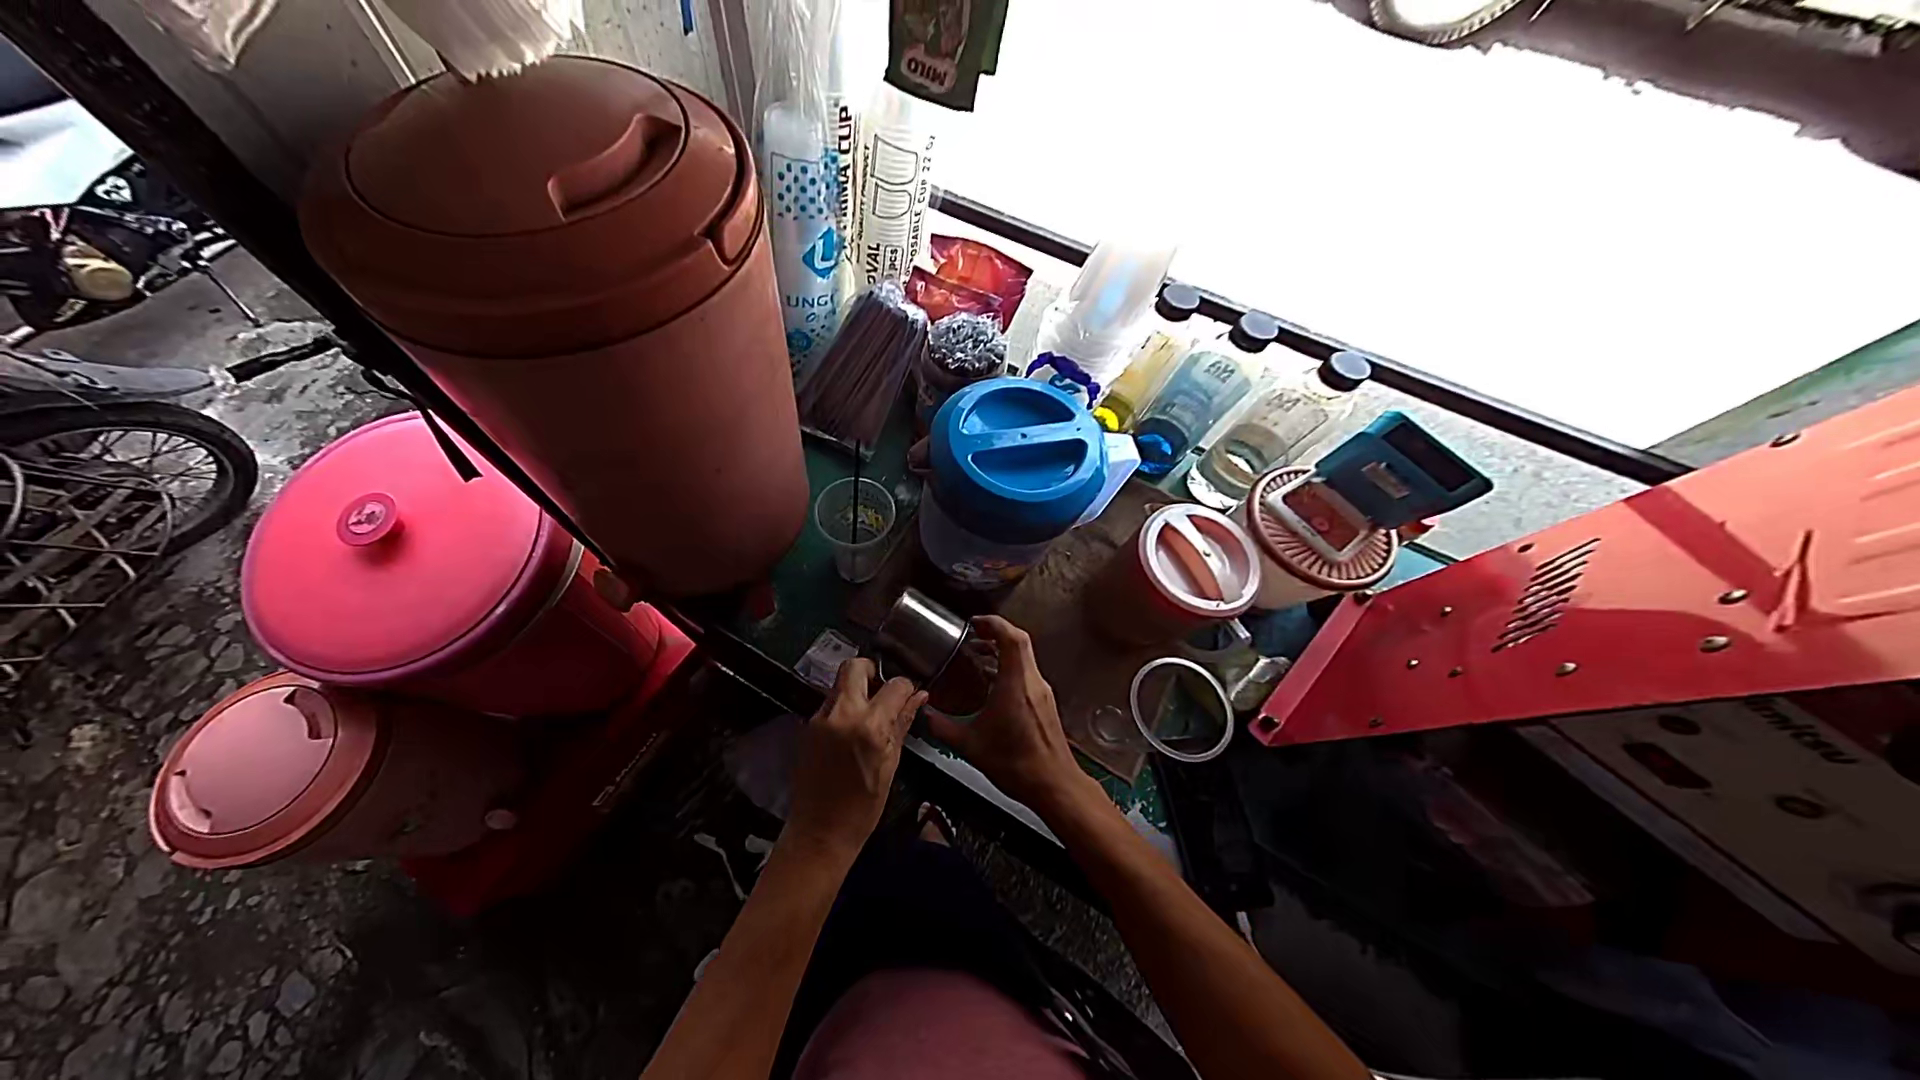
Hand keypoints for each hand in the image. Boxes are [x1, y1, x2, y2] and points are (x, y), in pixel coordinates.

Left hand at [786, 658, 926, 858]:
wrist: (820, 832)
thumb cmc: (861, 807)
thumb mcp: (891, 763)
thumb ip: (902, 723)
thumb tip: (918, 697)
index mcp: (869, 725)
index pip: (895, 684)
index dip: (906, 687)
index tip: (909, 695)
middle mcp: (842, 714)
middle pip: (855, 666)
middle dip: (872, 671)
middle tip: (883, 689)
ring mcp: (820, 719)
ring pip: (840, 684)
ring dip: (856, 690)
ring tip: (869, 715)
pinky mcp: (807, 727)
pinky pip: (829, 704)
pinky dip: (843, 708)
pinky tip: (851, 731)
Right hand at [925, 616, 1090, 811]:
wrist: (1053, 786)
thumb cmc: (1018, 765)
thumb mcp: (970, 745)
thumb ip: (943, 728)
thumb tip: (926, 717)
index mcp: (1017, 684)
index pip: (1012, 637)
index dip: (993, 623)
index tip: (975, 622)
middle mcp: (1033, 683)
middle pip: (1020, 643)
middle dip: (996, 634)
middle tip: (974, 635)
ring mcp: (1042, 694)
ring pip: (1024, 658)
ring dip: (1003, 651)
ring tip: (979, 655)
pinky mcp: (1044, 705)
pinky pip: (1027, 674)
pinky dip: (1009, 668)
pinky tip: (991, 683)